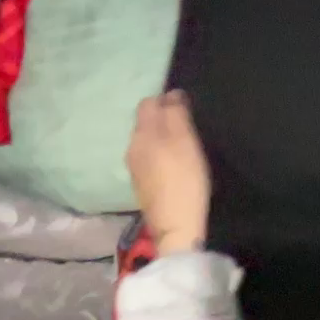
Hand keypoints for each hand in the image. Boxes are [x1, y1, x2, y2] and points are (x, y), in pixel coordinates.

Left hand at [126, 91, 210, 252]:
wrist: (176, 225)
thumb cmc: (185, 179)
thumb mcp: (186, 141)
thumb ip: (176, 114)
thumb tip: (171, 94)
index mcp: (142, 133)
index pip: (147, 103)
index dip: (166, 101)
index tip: (186, 108)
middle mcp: (132, 147)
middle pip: (144, 123)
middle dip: (162, 120)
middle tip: (187, 127)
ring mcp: (134, 169)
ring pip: (146, 142)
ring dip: (161, 140)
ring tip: (182, 147)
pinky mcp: (141, 186)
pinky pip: (148, 161)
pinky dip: (160, 157)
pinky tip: (174, 167)